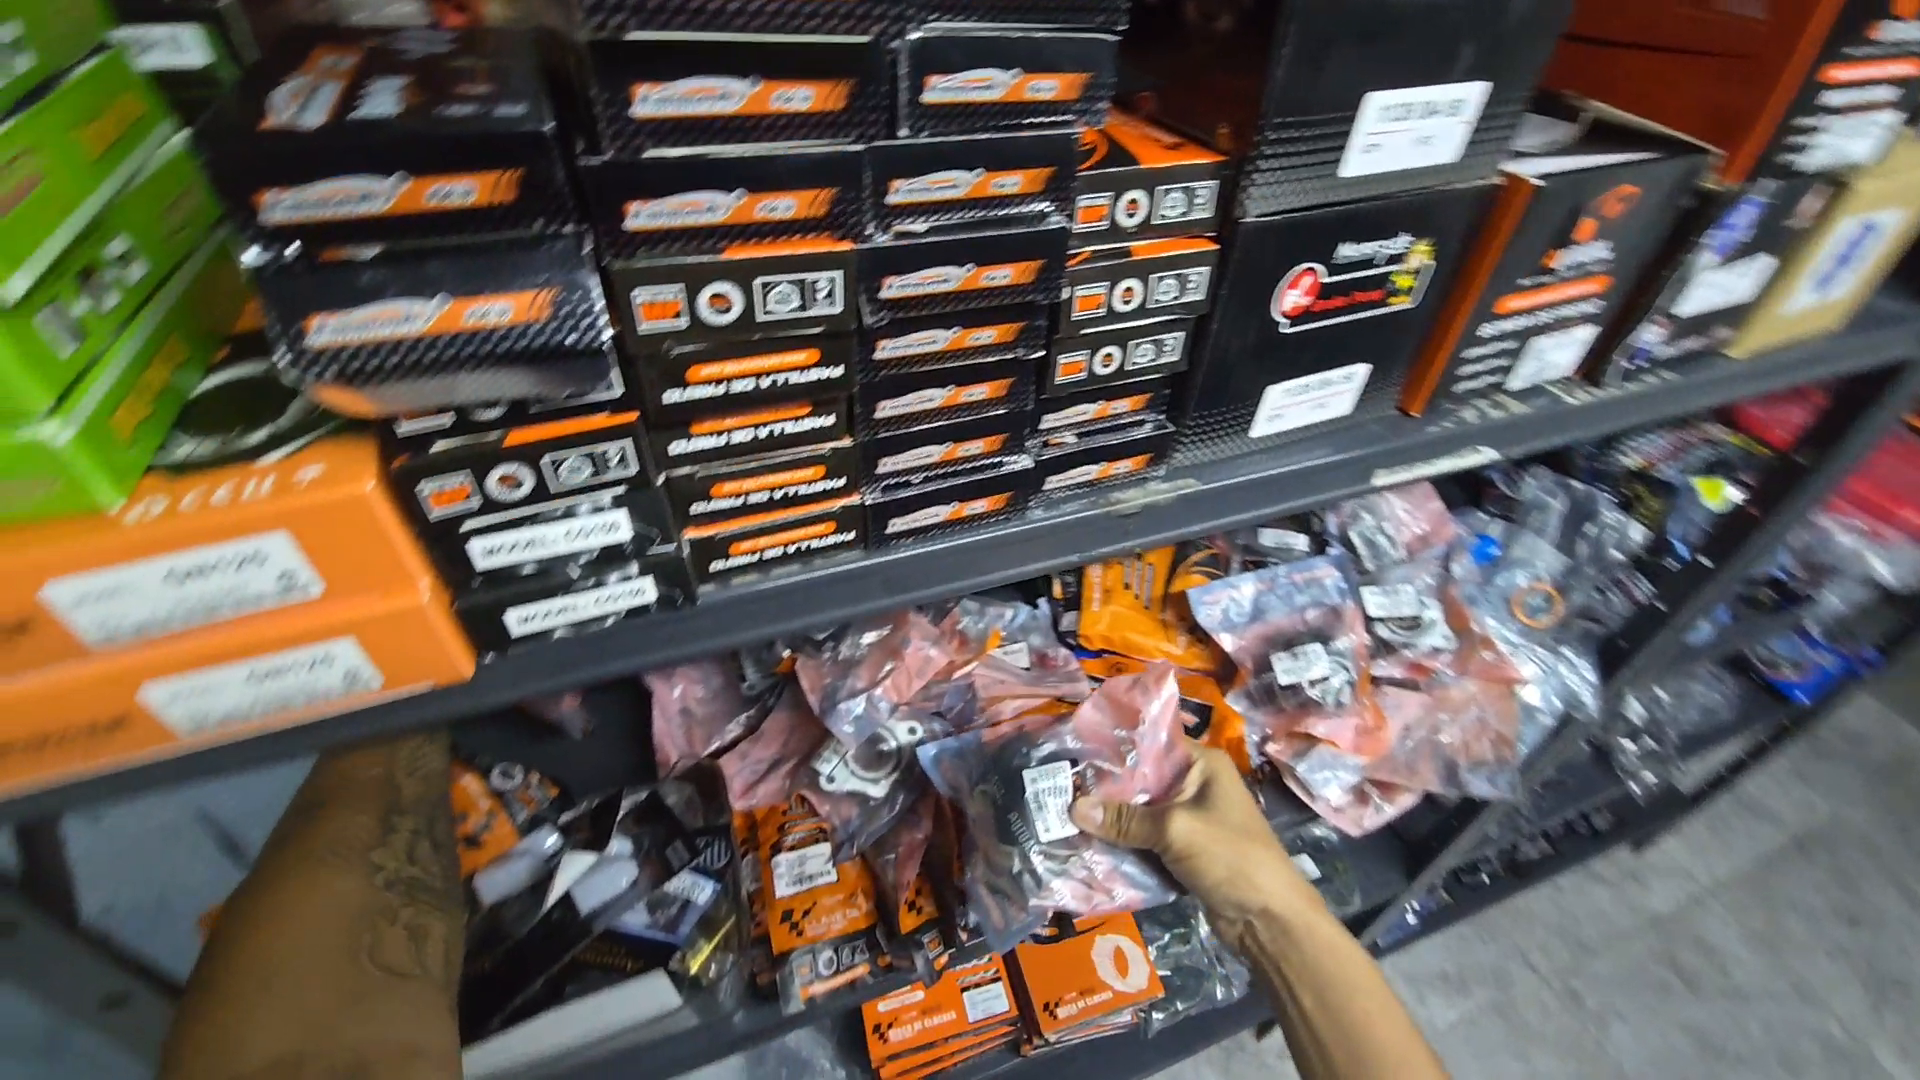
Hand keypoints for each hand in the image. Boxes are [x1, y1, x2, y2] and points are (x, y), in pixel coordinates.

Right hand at [1070, 743, 1323, 924]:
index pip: (1150, 742)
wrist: (1269, 921)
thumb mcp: (1174, 830)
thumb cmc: (1230, 857)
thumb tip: (1073, 808)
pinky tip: (1089, 843)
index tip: (1073, 750)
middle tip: (1061, 787)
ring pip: (1139, 811)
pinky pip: (1145, 838)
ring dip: (1110, 818)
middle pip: (1140, 778)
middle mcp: (1193, 784)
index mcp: (1201, 764)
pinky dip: (1123, 842)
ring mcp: (1188, 817)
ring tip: (1066, 815)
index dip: (1113, 747)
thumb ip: (1124, 819)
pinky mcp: (1182, 848)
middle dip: (1105, 788)